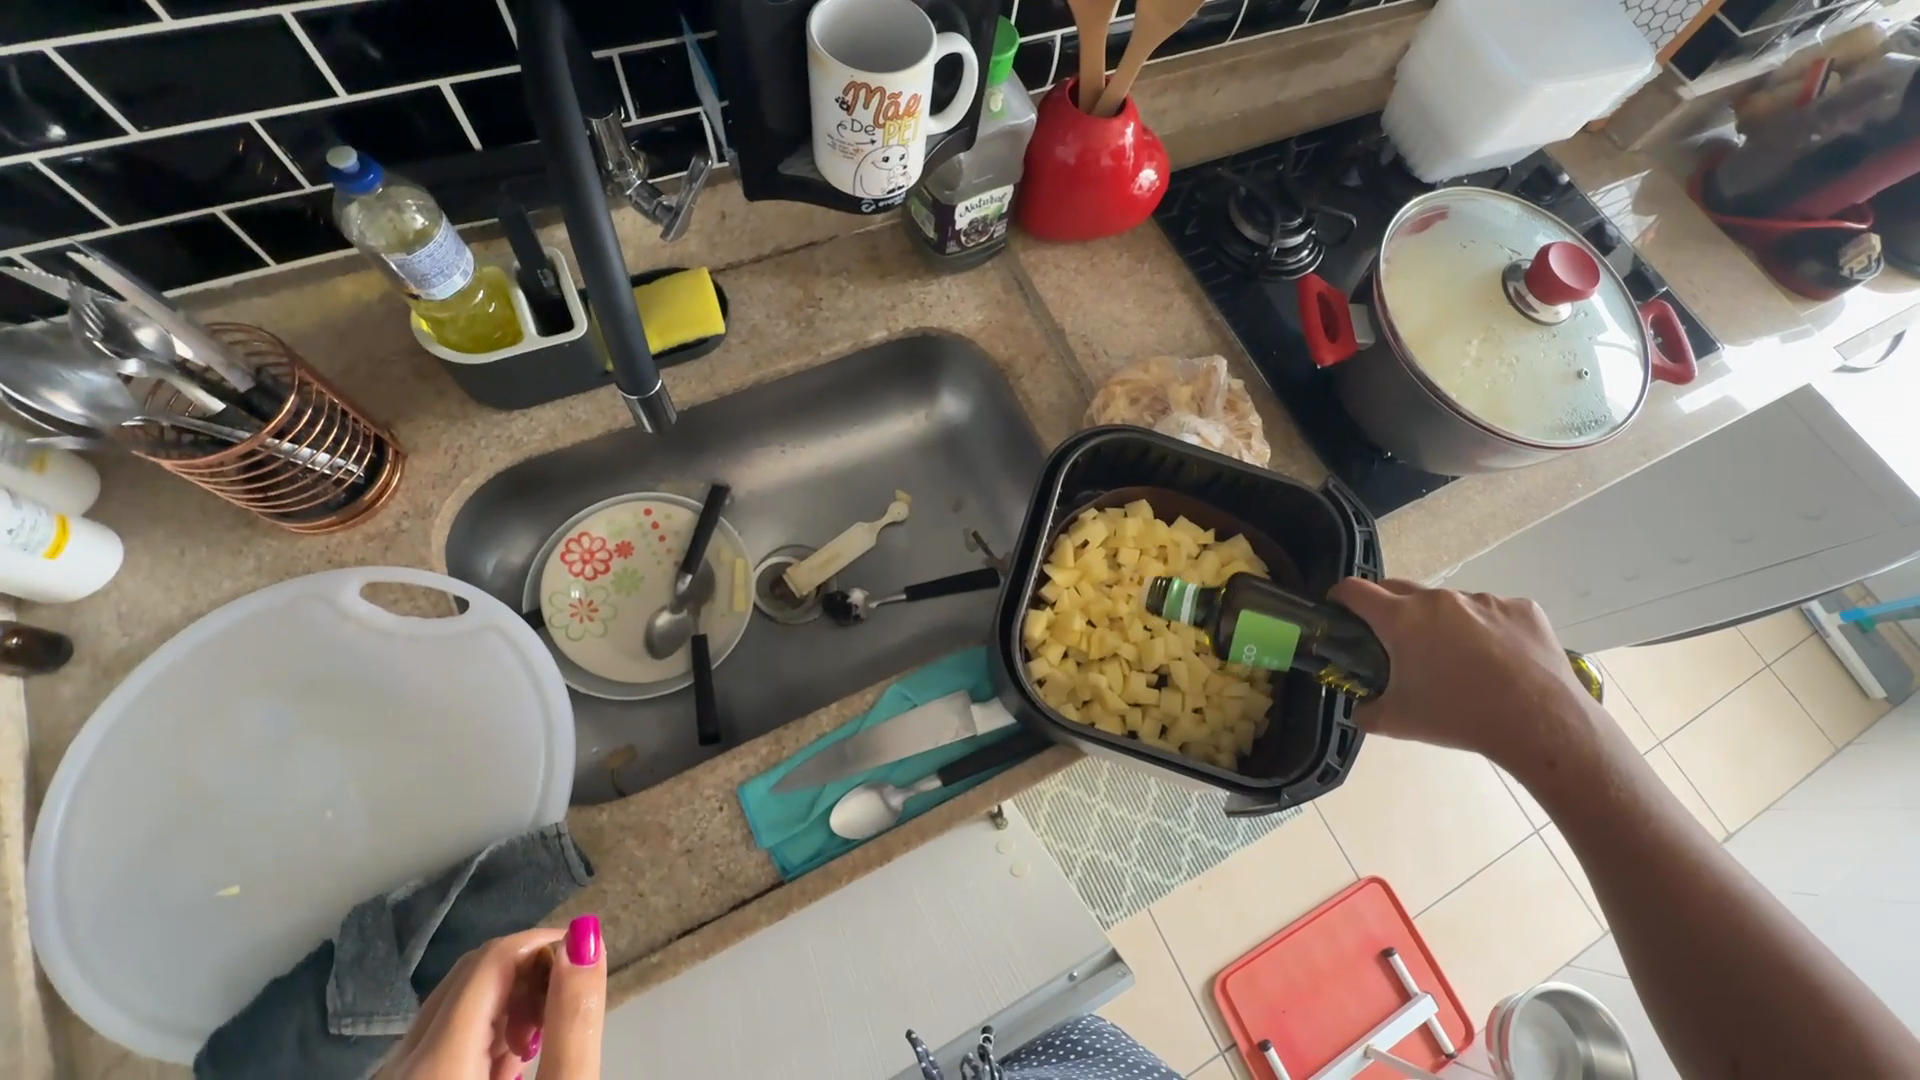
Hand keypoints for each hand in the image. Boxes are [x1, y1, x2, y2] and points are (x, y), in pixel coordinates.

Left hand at [376, 914, 605, 1079]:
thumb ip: (573, 1021)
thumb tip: (586, 937)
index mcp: (435, 1066)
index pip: (493, 958)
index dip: (548, 943)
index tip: (589, 964)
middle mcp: (395, 1066)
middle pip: (471, 974)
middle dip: (530, 973)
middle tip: (565, 1010)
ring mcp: (388, 1078)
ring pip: (452, 1003)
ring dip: (507, 1003)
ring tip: (539, 1044)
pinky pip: (435, 1036)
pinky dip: (481, 1032)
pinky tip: (507, 1068)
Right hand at [1327, 578, 1603, 765]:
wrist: (1542, 724)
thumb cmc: (1458, 717)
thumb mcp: (1397, 722)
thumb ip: (1365, 711)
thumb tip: (1358, 709)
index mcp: (1401, 619)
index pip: (1354, 590)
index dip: (1339, 597)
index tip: (1338, 610)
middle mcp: (1438, 599)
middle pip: (1397, 588)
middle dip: (1386, 607)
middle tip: (1392, 640)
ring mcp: (1483, 600)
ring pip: (1447, 603)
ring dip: (1439, 621)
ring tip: (1456, 659)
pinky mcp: (1522, 608)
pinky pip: (1491, 612)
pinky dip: (1485, 629)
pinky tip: (1498, 661)